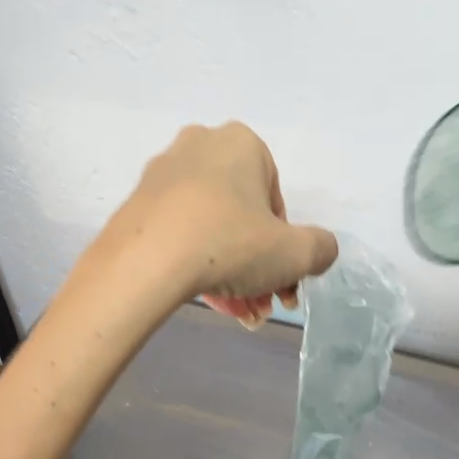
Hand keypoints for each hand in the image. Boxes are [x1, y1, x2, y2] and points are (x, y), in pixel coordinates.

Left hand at [98, 123, 337, 326]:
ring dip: (230, 275)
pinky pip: (178, 238)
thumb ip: (320, 249)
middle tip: (259, 306)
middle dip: (256, 268)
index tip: (280, 281)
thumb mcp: (294, 253)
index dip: (282, 248)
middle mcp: (200, 147)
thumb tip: (322, 250)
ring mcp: (162, 177)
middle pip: (240, 219)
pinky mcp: (137, 207)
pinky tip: (204, 299)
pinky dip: (195, 268)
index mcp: (241, 144)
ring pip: (209, 231)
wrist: (147, 261)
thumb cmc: (230, 244)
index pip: (274, 202)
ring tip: (237, 314)